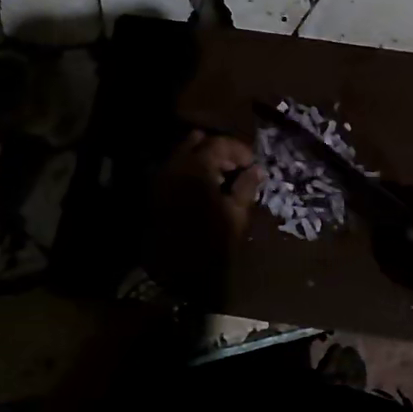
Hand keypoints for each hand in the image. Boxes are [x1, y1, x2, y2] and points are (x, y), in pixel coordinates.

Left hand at [145, 131, 263, 299]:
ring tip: (222, 176)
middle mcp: (175, 165)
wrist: (173, 269)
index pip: (219, 143)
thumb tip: (257, 170)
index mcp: (196, 167)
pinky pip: (174, 168)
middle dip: (219, 149)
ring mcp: (161, 177)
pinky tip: (204, 186)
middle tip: (237, 166)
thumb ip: (246, 186)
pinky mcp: (155, 190)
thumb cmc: (210, 242)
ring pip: (183, 153)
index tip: (253, 163)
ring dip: (203, 158)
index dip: (239, 150)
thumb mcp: (235, 214)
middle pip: (198, 142)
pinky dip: (190, 169)